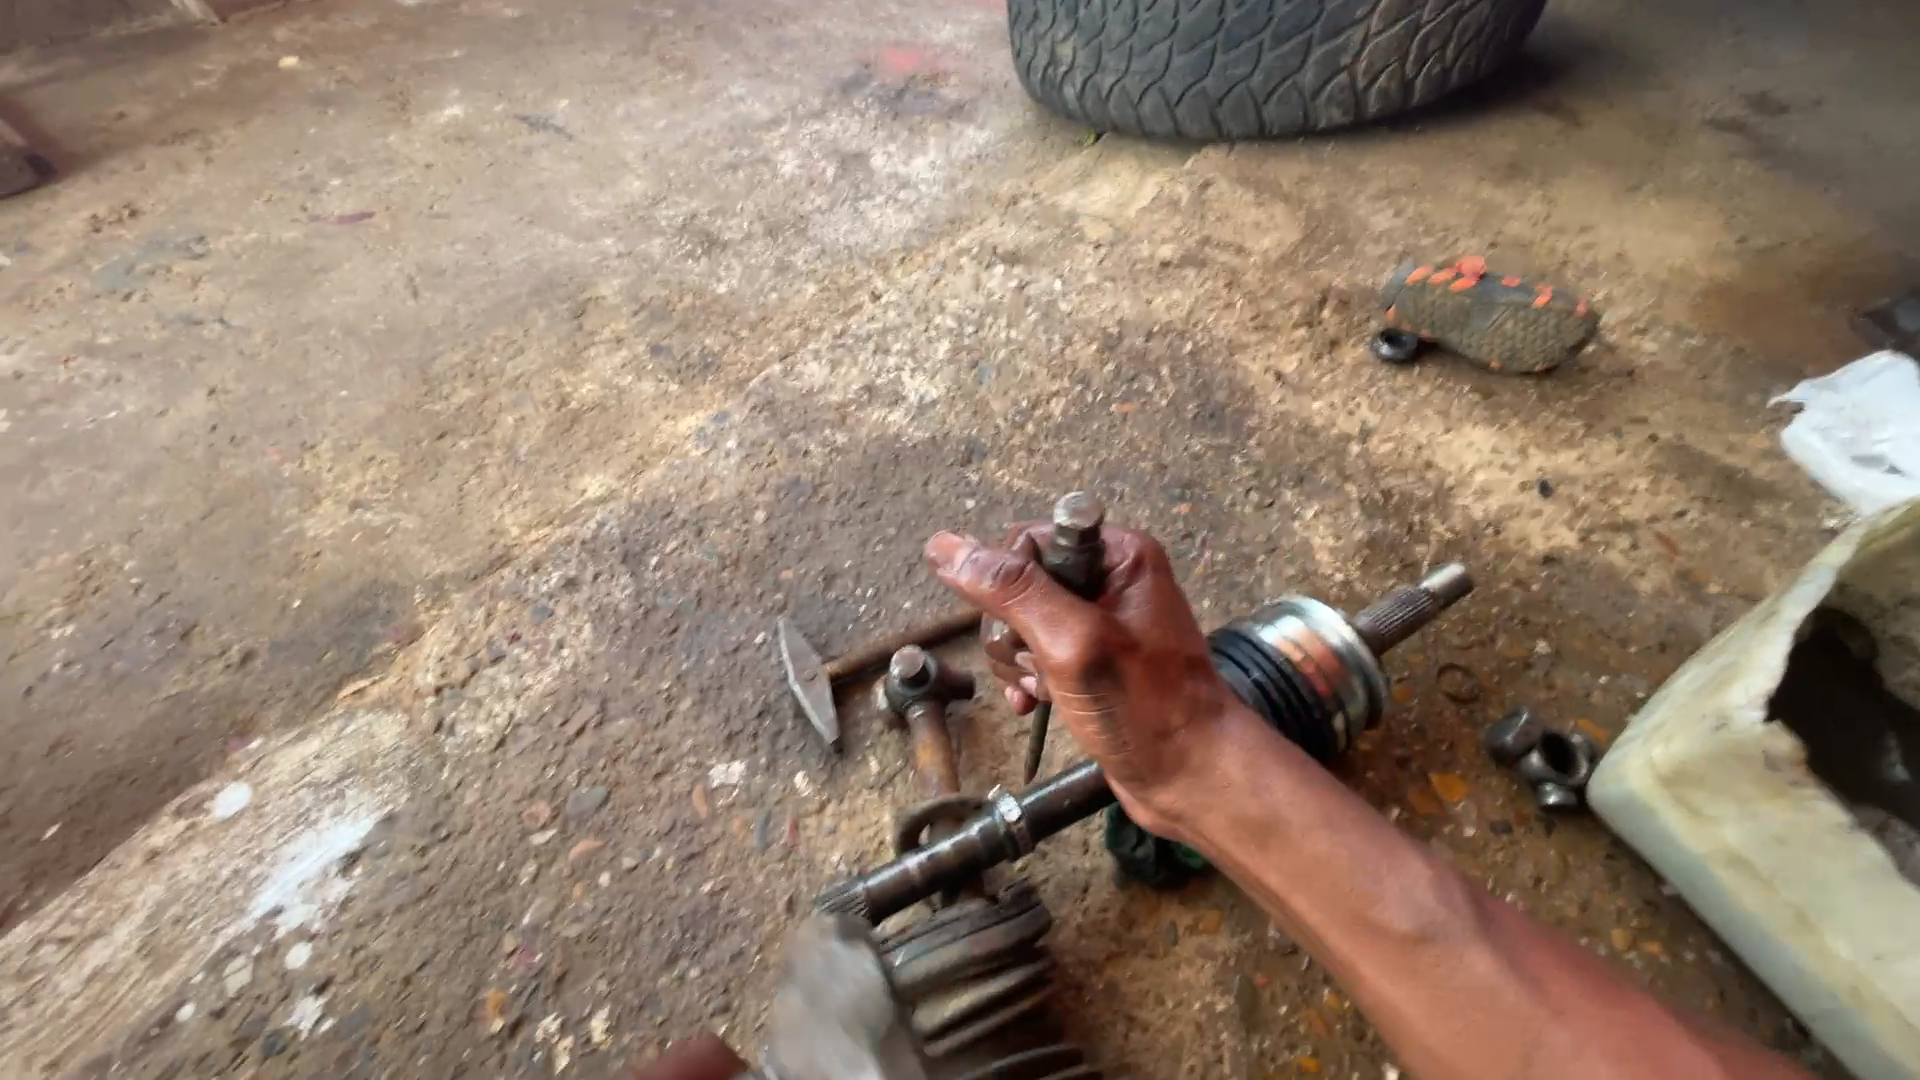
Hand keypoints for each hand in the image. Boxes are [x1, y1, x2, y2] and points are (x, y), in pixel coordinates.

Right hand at [925, 524, 1257, 839]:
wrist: (1189, 777)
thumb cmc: (1144, 708)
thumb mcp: (1071, 641)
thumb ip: (1010, 590)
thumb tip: (944, 547)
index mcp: (1117, 553)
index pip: (1027, 541)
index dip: (1010, 587)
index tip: (1029, 631)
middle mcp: (1108, 577)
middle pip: (1017, 585)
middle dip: (1015, 634)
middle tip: (1044, 666)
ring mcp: (1098, 619)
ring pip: (1018, 622)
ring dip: (1020, 662)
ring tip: (1048, 689)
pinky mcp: (1089, 656)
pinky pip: (1033, 651)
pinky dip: (1027, 678)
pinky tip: (1035, 702)